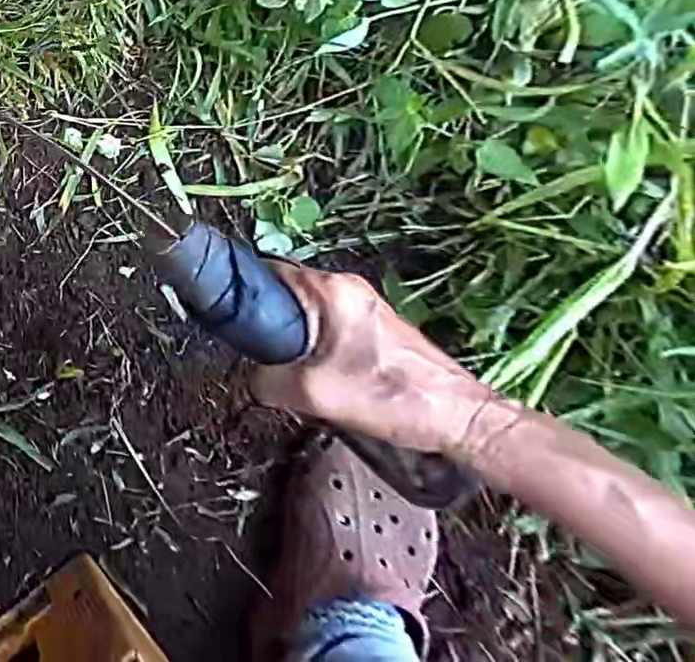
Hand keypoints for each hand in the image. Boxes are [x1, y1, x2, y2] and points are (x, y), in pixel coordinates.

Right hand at [251, 262, 498, 456]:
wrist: (467, 424)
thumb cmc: (391, 398)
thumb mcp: (308, 393)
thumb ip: (263, 381)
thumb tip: (251, 381)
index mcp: (330, 288)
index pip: (265, 270)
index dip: (240, 289)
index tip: (227, 313)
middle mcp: (350, 287)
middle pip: (285, 289)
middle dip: (268, 315)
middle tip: (257, 345)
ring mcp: (369, 305)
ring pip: (308, 307)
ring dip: (293, 330)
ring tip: (286, 360)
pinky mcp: (381, 325)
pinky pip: (330, 321)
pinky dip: (316, 339)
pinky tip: (317, 368)